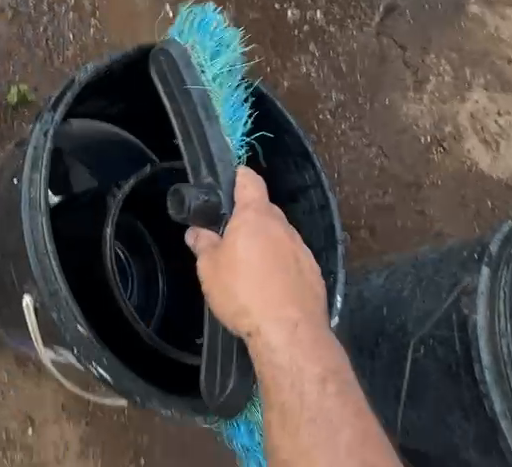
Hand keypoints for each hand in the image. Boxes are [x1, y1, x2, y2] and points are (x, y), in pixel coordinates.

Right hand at [185, 167, 327, 349]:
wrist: (289, 335)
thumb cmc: (243, 293)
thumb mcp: (209, 268)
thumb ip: (203, 244)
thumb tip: (196, 232)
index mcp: (255, 216)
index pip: (250, 181)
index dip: (239, 176)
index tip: (230, 180)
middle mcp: (283, 227)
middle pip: (265, 211)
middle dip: (249, 219)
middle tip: (230, 237)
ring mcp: (302, 251)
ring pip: (280, 237)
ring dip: (267, 245)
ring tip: (250, 268)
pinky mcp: (314, 275)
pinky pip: (293, 261)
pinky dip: (282, 267)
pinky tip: (271, 288)